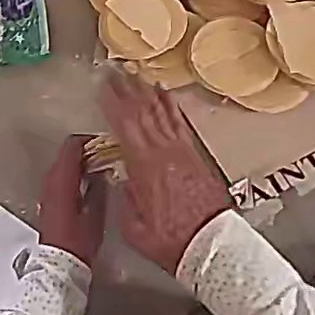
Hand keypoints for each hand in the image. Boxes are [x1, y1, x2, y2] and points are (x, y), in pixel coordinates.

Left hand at [38, 135, 105, 262]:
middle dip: (86, 151)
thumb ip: (99, 188)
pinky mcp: (48, 200)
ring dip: (80, 162)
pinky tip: (89, 182)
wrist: (58, 265)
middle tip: (107, 155)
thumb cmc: (78, 241)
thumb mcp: (95, 214)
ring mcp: (47, 191)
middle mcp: (50, 182)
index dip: (88, 140)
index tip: (106, 143)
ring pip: (63, 165)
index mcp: (62, 181)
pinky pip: (60, 177)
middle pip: (66, 154)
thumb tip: (104, 171)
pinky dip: (74, 174)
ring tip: (101, 167)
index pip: (71, 147)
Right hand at [102, 72, 230, 275]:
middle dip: (127, 88)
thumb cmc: (171, 239)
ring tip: (136, 74)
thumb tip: (124, 180)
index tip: (103, 85)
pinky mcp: (196, 154)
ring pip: (162, 112)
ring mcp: (183, 150)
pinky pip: (180, 122)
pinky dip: (171, 105)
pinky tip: (165, 95)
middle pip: (143, 110)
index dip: (113, 102)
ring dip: (147, 91)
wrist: (211, 245)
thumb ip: (127, 198)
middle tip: (116, 70)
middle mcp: (165, 151)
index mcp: (145, 165)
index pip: (125, 124)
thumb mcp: (134, 226)